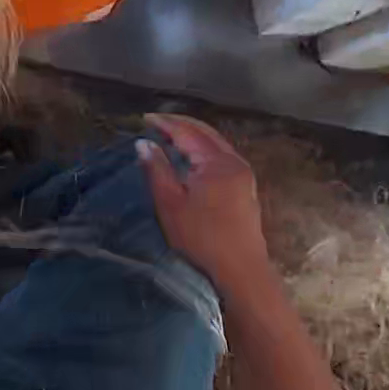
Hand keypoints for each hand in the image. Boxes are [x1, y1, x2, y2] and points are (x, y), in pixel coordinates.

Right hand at [137, 113, 269, 287]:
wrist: (241, 271)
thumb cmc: (201, 237)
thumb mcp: (170, 203)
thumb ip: (157, 169)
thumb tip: (144, 143)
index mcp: (217, 162)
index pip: (187, 132)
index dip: (166, 123)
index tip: (145, 118)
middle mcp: (234, 162)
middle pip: (205, 132)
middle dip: (181, 124)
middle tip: (157, 122)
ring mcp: (243, 174)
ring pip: (215, 143)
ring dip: (193, 135)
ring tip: (170, 135)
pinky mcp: (244, 187)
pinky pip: (221, 155)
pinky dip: (203, 148)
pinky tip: (190, 156)